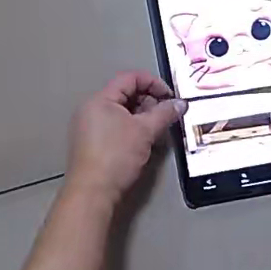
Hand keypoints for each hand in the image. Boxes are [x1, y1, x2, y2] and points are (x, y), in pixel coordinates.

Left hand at [64, 72, 185, 201]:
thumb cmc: (116, 157)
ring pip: (121, 111)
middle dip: (149, 101)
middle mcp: (92, 109)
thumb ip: (165, 113)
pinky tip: (142, 142)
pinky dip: (132, 128)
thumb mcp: (145, 131)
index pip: (130, 78)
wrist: (93, 191)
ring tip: (155, 130)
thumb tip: (180, 104)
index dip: (153, 83)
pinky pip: (115, 126)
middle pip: (126, 93)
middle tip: (165, 115)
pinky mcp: (92, 143)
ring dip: (142, 116)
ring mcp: (90, 126)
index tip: (170, 98)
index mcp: (101, 99)